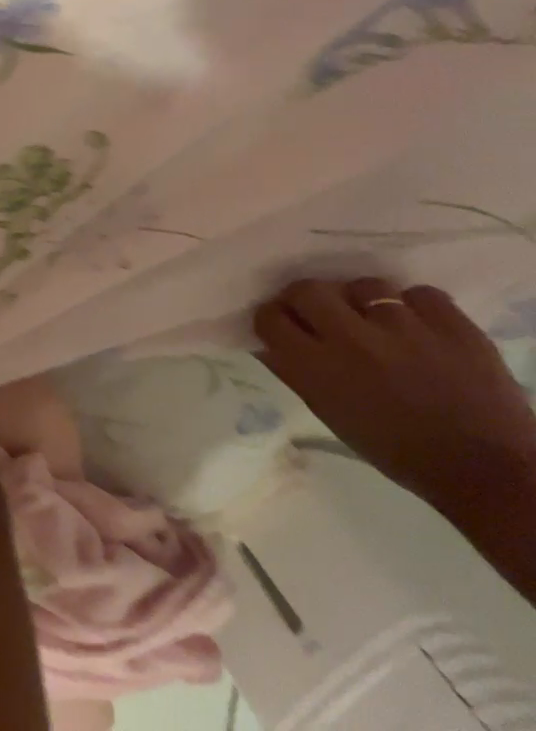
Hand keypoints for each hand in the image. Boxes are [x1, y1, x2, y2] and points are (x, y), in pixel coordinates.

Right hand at [253, 277, 535, 505]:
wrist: (481, 465)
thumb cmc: (392, 447)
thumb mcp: (328, 411)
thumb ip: (296, 372)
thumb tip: (273, 345)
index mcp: (315, 366)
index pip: (270, 317)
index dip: (273, 318)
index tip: (283, 325)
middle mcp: (352, 340)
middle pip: (308, 290)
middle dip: (306, 298)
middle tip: (319, 313)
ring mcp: (407, 329)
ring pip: (366, 286)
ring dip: (361, 299)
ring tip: (373, 317)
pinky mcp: (454, 326)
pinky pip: (422, 294)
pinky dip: (414, 305)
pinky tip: (417, 324)